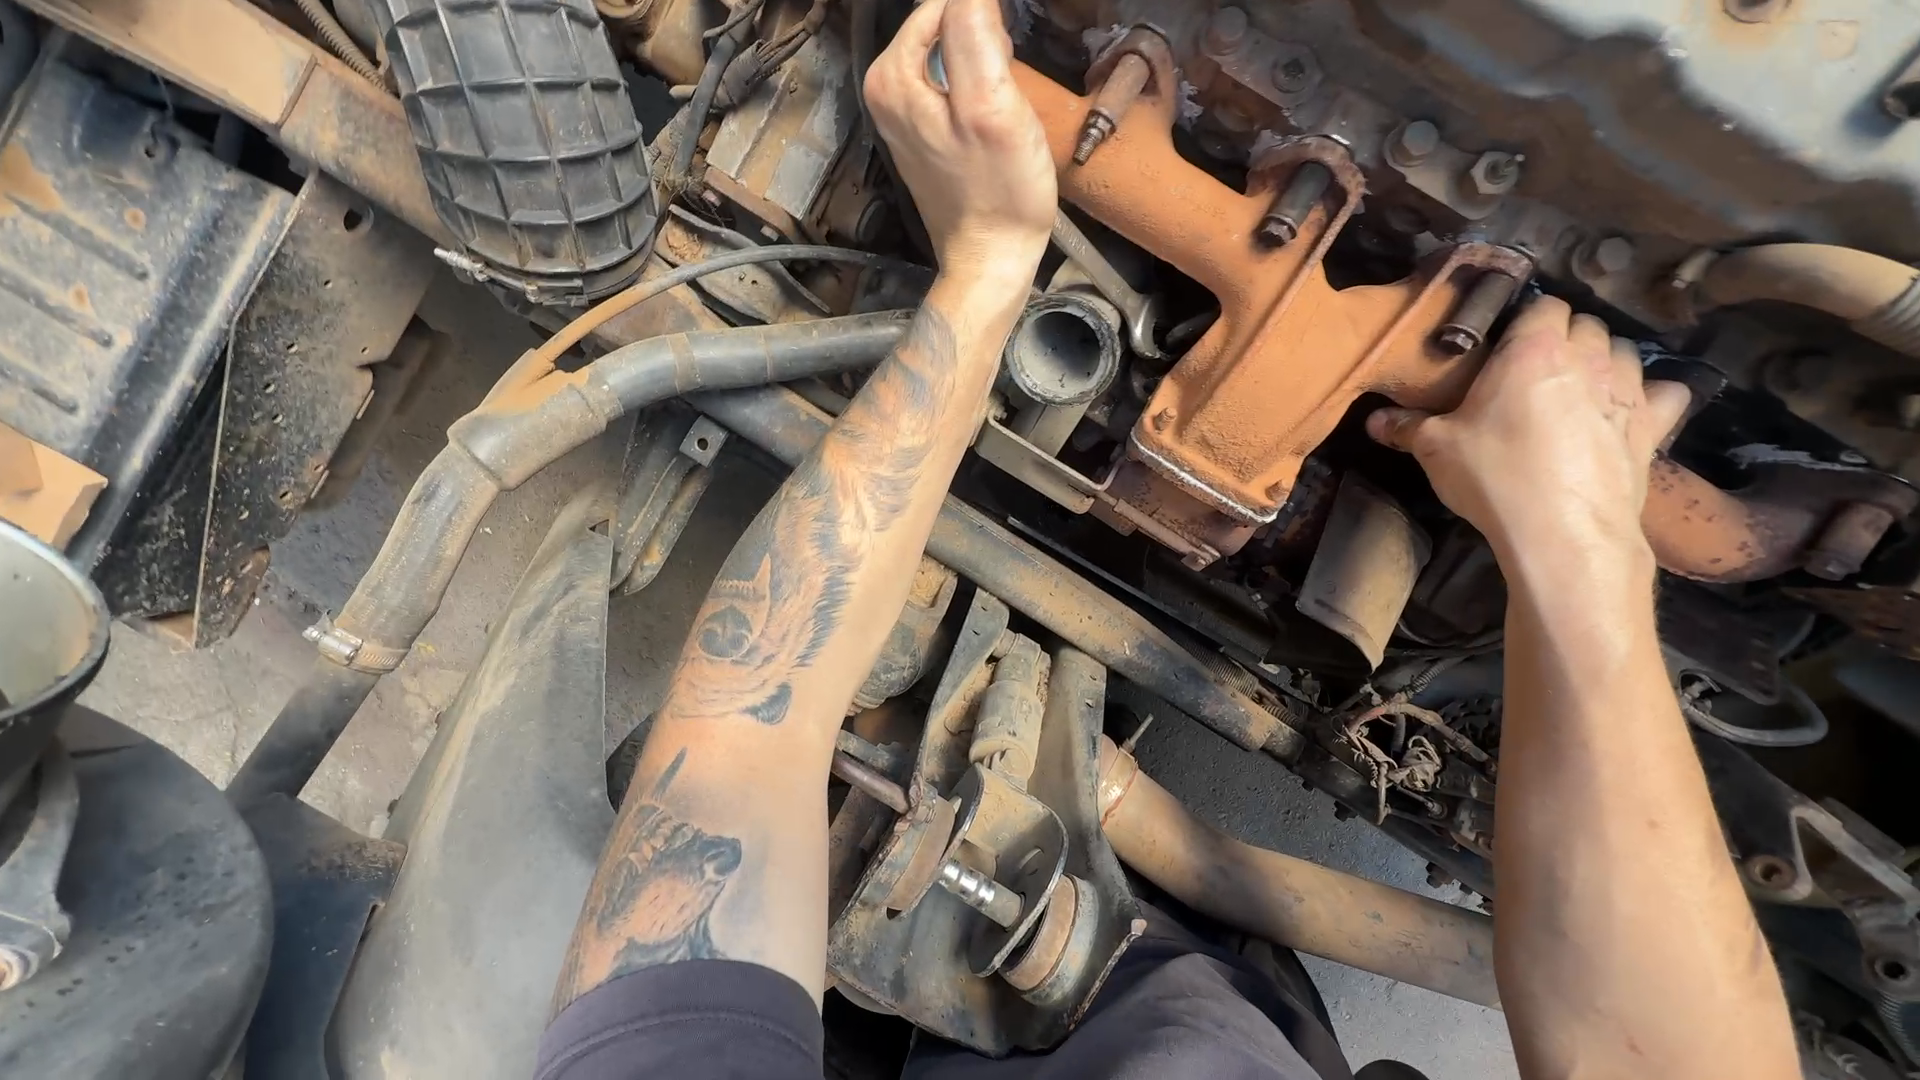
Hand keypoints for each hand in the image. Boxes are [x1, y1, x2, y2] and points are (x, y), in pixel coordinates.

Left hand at [864, 0, 1055, 282]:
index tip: (1008, 63)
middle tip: (1008, 89)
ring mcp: (904, 113)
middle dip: (986, 40)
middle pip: (947, 23)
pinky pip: (955, 82)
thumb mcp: (992, 106)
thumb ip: (974, 33)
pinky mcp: (925, 133)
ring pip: (954, 52)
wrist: (992, 259)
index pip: (946, 1)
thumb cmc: (1000, 192)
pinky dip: (979, 85)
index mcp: (892, 76)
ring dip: (986, 62)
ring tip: (1005, 103)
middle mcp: (886, 89)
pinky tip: (996, 117)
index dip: (988, 20)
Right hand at [1368, 295, 1690, 562]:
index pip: (1542, 305)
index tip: (1501, 344)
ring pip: (1624, 352)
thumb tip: (1372, 420)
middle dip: (1561, 338)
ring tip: (1573, 389)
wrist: (1561, 531)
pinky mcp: (1654, 425)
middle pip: (1585, 324)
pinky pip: (1664, 391)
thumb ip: (1404, 426)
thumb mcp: (1434, 449)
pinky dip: (1647, 395)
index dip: (1524, 320)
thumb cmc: (1494, 475)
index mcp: (1533, 349)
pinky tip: (1625, 411)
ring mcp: (1629, 389)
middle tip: (1528, 370)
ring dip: (1602, 361)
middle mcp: (1589, 357)